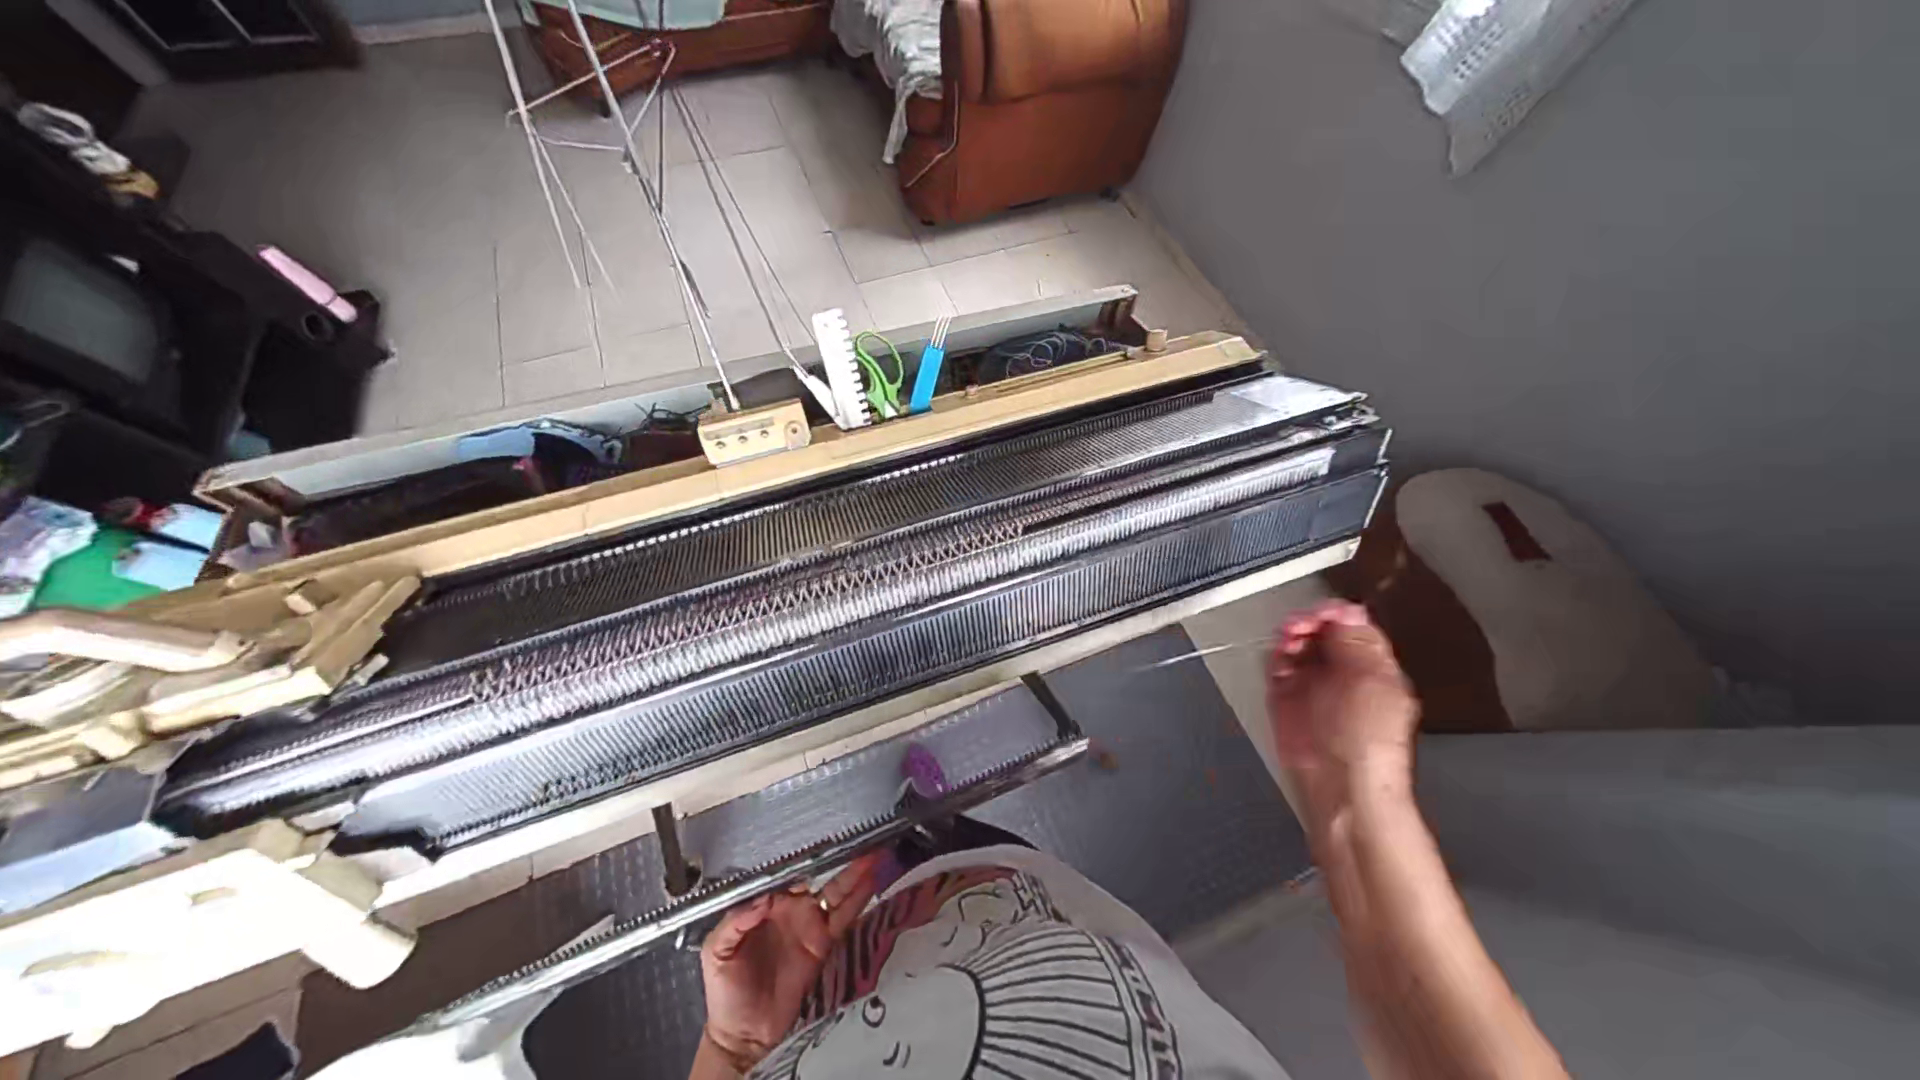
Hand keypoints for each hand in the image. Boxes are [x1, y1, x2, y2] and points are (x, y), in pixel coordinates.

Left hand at [699, 852, 883, 1071]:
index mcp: (766, 904)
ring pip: (835, 893)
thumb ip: (735, 922)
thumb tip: (763, 899)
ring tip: (872, 856)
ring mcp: (810, 924)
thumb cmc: (725, 989)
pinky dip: (859, 899)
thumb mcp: (717, 952)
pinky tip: (871, 882)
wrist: (744, 1032)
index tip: (819, 844)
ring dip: (855, 874)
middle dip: (838, 860)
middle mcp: (791, 908)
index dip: (804, 860)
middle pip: (818, 878)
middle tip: (857, 840)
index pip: (787, 874)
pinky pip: (843, 918)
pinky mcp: (823, 943)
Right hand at [1267, 600, 1418, 838]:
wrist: (1338, 782)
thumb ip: (1357, 643)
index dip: (1336, 613)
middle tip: (1300, 624)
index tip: (1323, 611)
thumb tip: (1347, 610)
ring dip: (1291, 636)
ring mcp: (1313, 684)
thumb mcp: (1373, 682)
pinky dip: (1275, 656)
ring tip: (1288, 639)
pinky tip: (1279, 656)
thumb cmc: (1367, 743)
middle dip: (1309, 622)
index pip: (1353, 625)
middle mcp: (1343, 672)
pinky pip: (1276, 665)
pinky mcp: (1286, 697)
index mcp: (1373, 666)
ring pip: (1297, 645)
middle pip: (1321, 631)